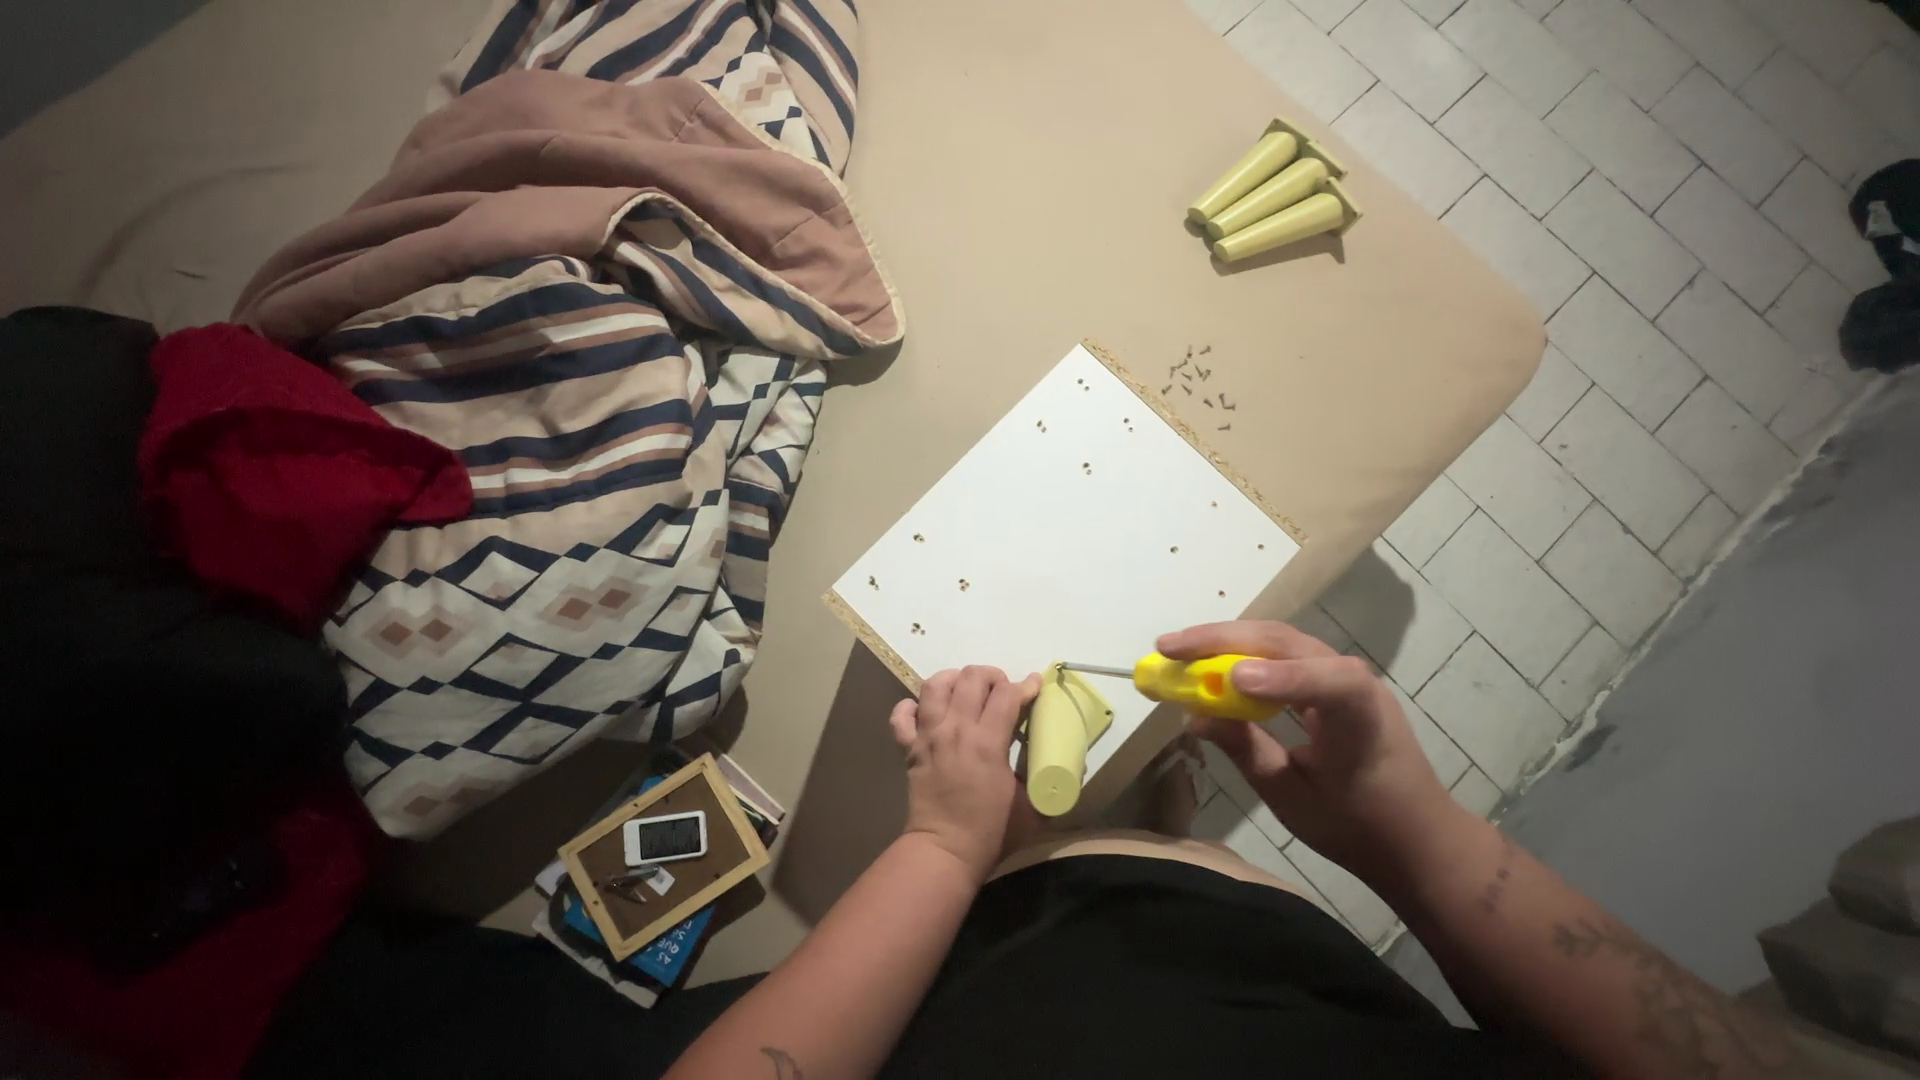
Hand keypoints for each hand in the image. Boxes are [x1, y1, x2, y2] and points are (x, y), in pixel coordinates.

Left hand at [889, 666, 1042, 881]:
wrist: (945, 852)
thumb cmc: (991, 832)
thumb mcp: (1031, 806)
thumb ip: (1047, 779)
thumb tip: (1066, 766)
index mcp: (988, 742)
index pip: (1007, 694)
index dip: (1025, 685)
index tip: (1034, 685)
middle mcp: (956, 730)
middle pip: (971, 678)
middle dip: (991, 676)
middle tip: (1001, 690)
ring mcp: (928, 736)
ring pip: (934, 686)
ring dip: (953, 680)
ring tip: (965, 689)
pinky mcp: (908, 748)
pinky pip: (902, 715)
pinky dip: (911, 707)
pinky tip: (925, 712)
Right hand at [1158, 621, 1458, 883]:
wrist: (1415, 836)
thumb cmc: (1359, 826)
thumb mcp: (1294, 799)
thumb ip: (1246, 751)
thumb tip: (1194, 716)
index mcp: (1360, 719)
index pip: (1330, 682)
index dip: (1282, 676)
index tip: (1232, 681)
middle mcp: (1356, 683)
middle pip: (1286, 641)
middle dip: (1223, 641)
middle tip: (1168, 648)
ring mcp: (1343, 674)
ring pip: (1280, 640)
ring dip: (1226, 640)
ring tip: (1178, 648)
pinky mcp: (1330, 678)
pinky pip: (1282, 653)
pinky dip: (1241, 652)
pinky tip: (1210, 661)